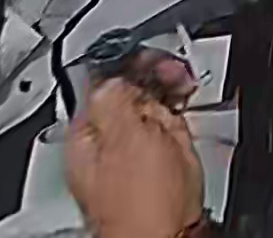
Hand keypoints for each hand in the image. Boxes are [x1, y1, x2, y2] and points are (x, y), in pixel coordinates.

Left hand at [65, 68, 203, 237]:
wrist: (173, 236)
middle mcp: (109, 141)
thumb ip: (114, 99)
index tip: (147, 54)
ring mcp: (136, 147)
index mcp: (88, 137)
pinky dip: (177, 98)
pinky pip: (167, 110)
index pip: (103, 82)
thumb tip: (110, 71)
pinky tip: (184, 95)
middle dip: (152, 72)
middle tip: (170, 69)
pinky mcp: (161, 152)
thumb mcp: (125, 139)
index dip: (127, 62)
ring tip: (181, 83)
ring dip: (168, 81)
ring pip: (150, 96)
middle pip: (128, 86)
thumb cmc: (141, 203)